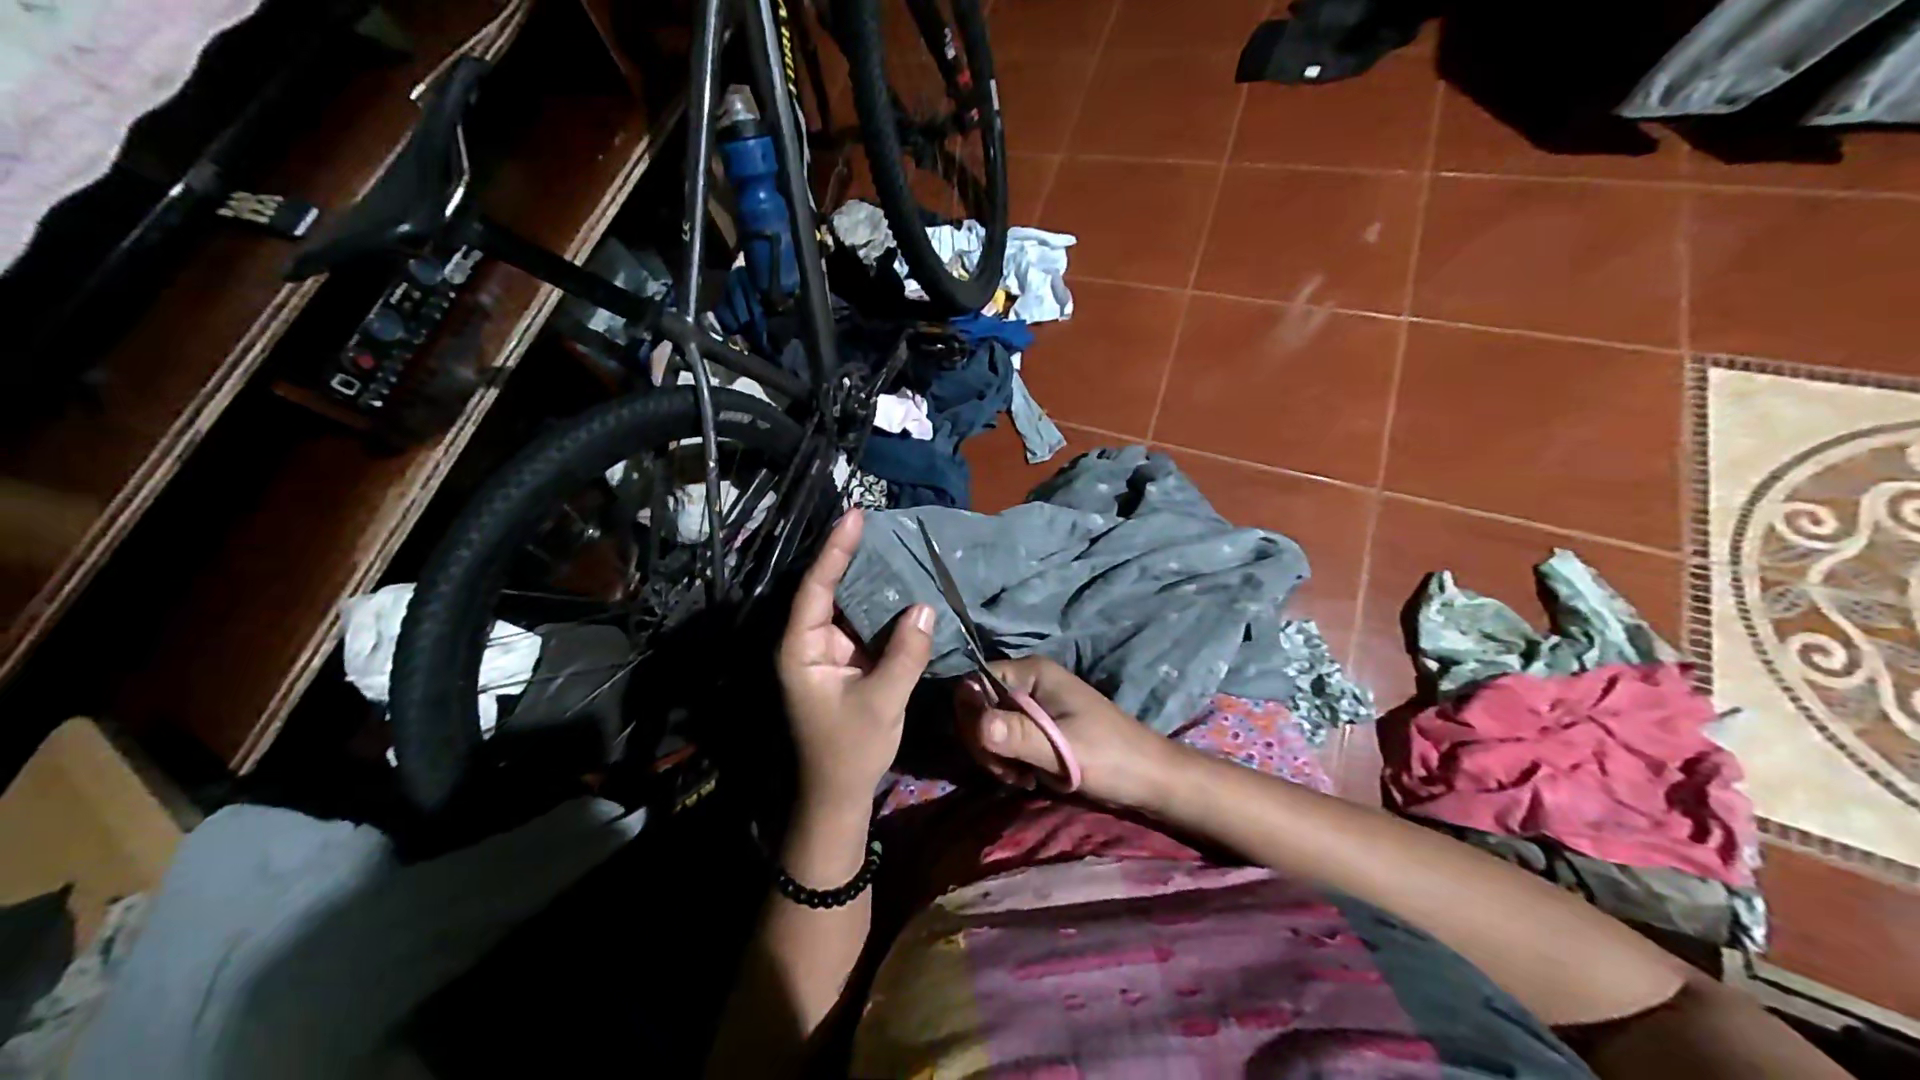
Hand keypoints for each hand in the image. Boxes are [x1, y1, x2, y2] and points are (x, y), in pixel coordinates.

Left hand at [777, 509, 934, 810]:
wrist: (837, 795)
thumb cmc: (848, 752)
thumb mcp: (881, 703)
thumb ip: (904, 655)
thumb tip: (926, 607)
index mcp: (801, 649)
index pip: (816, 588)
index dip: (835, 551)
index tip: (855, 516)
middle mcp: (810, 643)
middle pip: (830, 589)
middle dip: (852, 556)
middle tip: (879, 521)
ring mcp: (829, 652)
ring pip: (850, 605)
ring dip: (871, 580)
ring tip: (895, 544)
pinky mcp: (848, 662)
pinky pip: (866, 626)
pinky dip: (885, 608)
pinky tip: (905, 587)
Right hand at [954, 656, 1186, 811]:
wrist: (1150, 781)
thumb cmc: (1110, 758)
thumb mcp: (1061, 749)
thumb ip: (1016, 735)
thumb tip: (975, 724)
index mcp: (1032, 673)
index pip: (975, 682)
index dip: (972, 715)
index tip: (989, 749)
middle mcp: (1028, 684)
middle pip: (977, 705)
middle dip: (983, 741)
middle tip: (1008, 771)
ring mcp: (1033, 707)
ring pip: (988, 726)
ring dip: (995, 756)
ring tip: (1020, 777)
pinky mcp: (1038, 730)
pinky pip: (1004, 740)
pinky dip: (1007, 761)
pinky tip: (1025, 779)